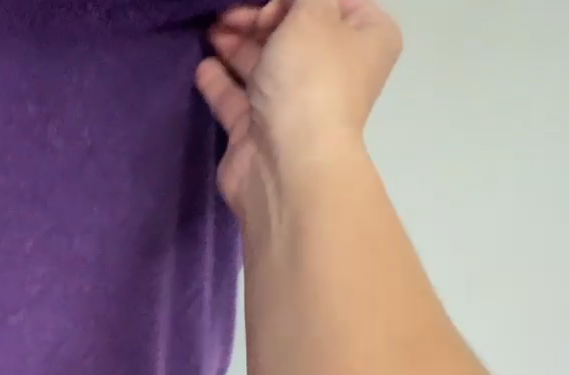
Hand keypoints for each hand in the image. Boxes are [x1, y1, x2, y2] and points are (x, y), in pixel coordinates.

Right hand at [195, 0, 402, 223]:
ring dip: (236, 46)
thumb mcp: (312, 15)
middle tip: (227, 16)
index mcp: (365, 37)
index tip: (269, 5)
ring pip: (262, 65)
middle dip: (259, 20)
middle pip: (292, 33)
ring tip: (211, 32)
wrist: (285, 163)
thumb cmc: (310, 82)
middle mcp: (331, 69)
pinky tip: (203, 67)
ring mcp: (292, 102)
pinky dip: (221, 81)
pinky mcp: (257, 129)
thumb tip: (287, 2)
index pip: (333, 2)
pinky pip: (237, 97)